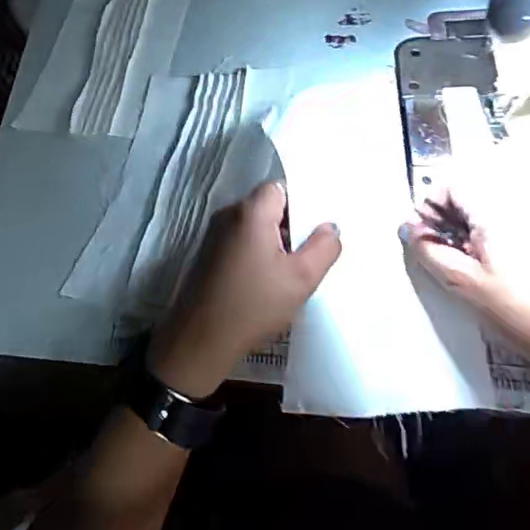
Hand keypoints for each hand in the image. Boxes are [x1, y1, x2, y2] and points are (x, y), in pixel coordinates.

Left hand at [150, 181, 341, 397]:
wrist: (199, 342)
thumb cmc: (253, 306)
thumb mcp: (301, 279)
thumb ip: (323, 247)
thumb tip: (330, 227)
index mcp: (250, 212)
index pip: (281, 188)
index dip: (302, 204)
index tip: (316, 230)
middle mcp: (228, 215)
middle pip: (268, 206)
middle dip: (290, 226)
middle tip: (309, 254)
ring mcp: (214, 235)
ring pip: (255, 226)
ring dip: (274, 243)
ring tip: (290, 272)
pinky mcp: (207, 254)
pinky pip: (241, 242)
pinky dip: (257, 254)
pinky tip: (267, 282)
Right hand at [403, 186, 529, 433]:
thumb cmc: (528, 316)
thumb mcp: (469, 288)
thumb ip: (433, 252)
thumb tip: (410, 229)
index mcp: (500, 207)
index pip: (453, 180)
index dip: (434, 204)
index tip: (431, 236)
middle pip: (482, 187)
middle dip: (461, 214)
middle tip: (458, 251)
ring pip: (509, 203)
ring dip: (489, 224)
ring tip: (492, 265)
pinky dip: (521, 233)